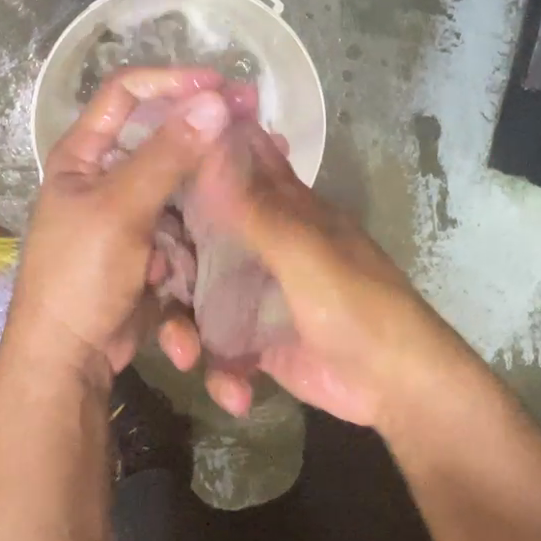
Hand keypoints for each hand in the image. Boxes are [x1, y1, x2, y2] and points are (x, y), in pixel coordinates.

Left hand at [5, 67, 233, 382]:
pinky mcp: (151, 252)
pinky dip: (202, 240)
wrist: (68, 359)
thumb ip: (167, 155)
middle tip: (256, 125)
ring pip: (184, 189)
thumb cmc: (79, 275)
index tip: (220, 84)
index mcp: (84, 155)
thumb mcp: (121, 209)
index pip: (126, 93)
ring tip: (262, 177)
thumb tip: (214, 101)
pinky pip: (186, 232)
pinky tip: (239, 231)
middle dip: (208, 138)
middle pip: (164, 141)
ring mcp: (131, 216)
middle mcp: (107, 177)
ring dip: (213, 193)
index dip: (171, 80)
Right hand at [158, 125, 469, 428]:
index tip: (149, 168)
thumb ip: (256, 209)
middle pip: (201, 240)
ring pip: (201, 297)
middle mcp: (266, 247)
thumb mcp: (304, 251)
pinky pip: (220, 348)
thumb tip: (214, 148)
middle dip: (171, 264)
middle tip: (145, 279)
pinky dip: (222, 372)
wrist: (395, 383)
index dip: (195, 166)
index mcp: (285, 213)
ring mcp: (259, 297)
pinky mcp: (258, 343)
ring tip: (185, 357)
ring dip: (187, 329)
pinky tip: (236, 392)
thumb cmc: (356, 304)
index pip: (236, 172)